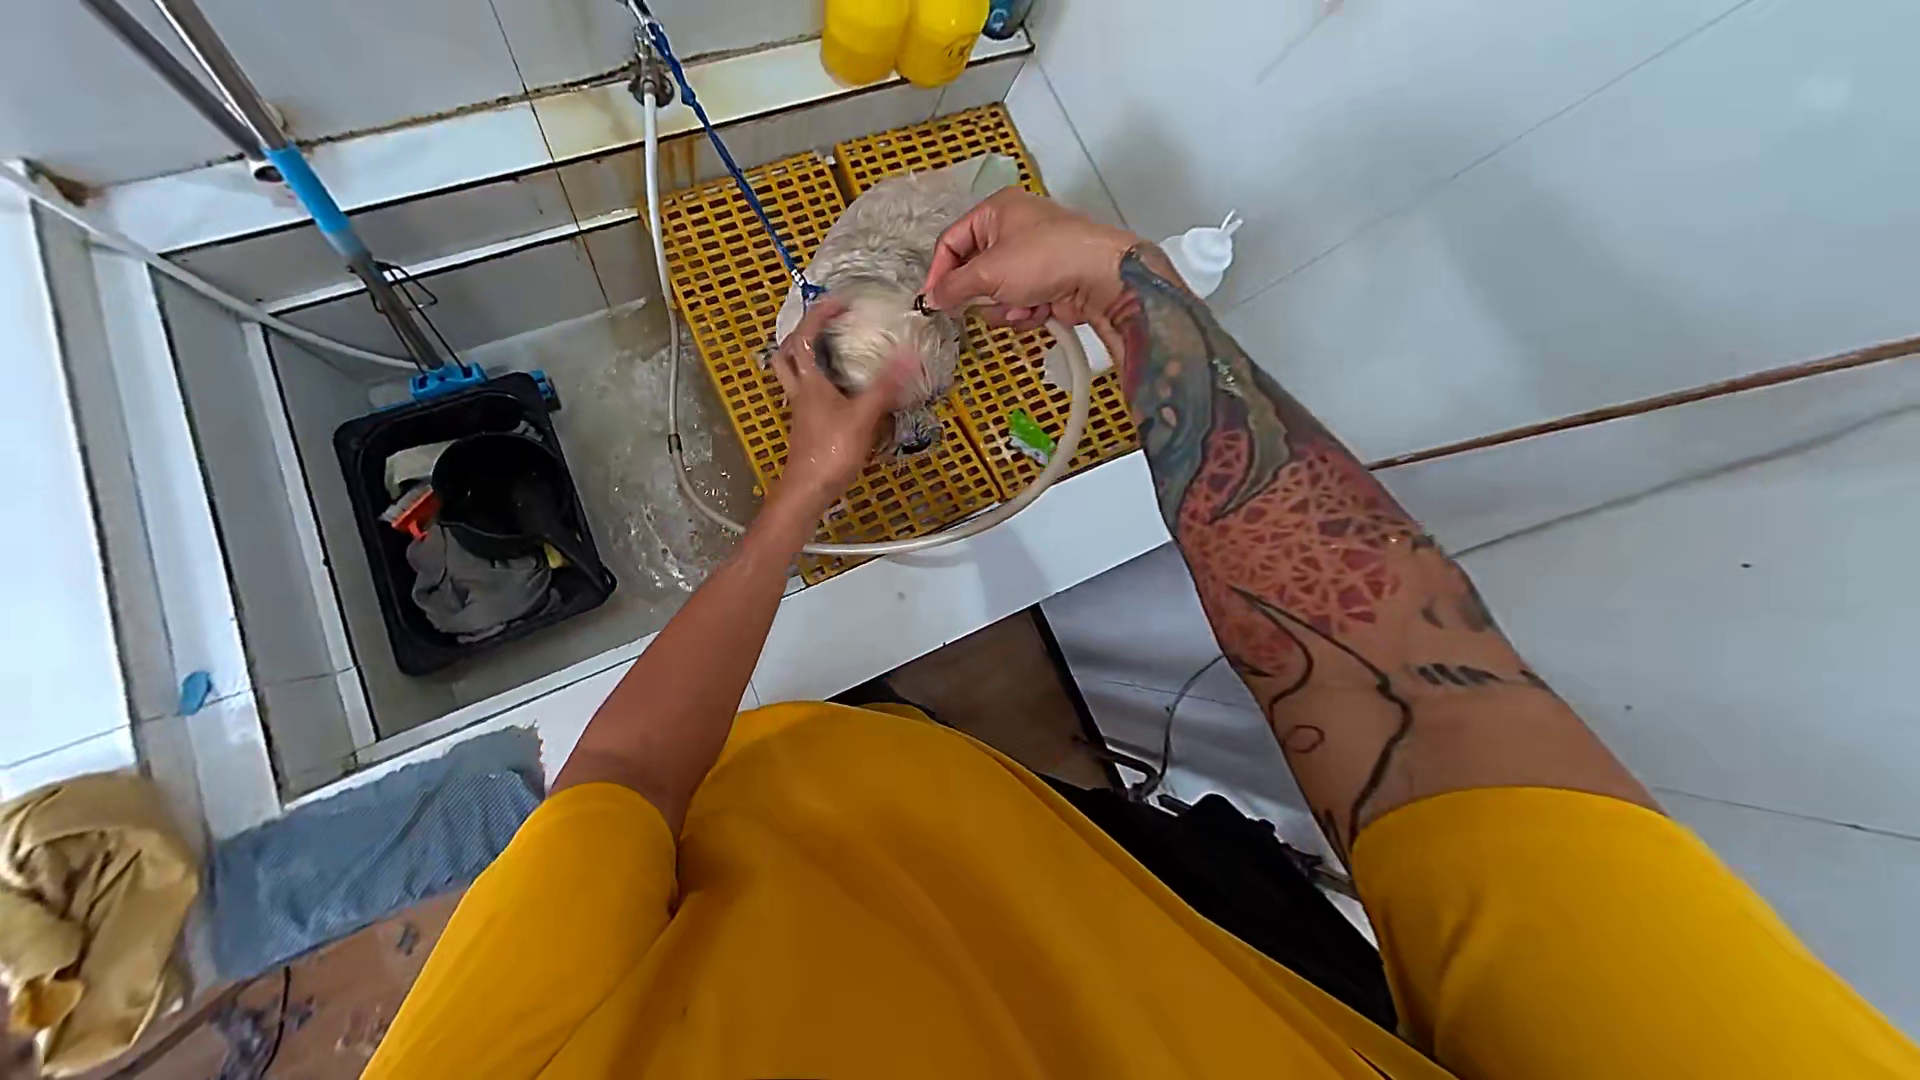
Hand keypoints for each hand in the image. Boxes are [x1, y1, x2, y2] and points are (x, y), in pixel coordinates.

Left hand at [766, 296, 914, 512]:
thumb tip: (909, 355)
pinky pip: (808, 397)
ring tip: (830, 353)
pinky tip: (840, 392)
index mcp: (808, 382)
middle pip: (786, 355)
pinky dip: (819, 385)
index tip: (839, 302)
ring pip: (793, 377)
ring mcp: (801, 411)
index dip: (818, 315)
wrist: (809, 490)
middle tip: (822, 327)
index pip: (804, 337)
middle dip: (800, 335)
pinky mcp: (808, 428)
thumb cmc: (831, 452)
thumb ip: (885, 386)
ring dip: (805, 360)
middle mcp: (799, 392)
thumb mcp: (863, 416)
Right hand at [922, 190, 1139, 331]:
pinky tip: (1039, 310)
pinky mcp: (1047, 282)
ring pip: (997, 293)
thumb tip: (931, 298)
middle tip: (987, 303)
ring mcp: (1032, 258)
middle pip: (976, 272)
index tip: (933, 300)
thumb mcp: (988, 272)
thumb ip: (953, 287)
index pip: (952, 242)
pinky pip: (1020, 302)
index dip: (940, 272)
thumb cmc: (1041, 260)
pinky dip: (1025, 311)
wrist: (1097, 277)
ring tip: (1021, 305)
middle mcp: (1013, 229)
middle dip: (982, 294)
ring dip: (1005, 307)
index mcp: (996, 211)